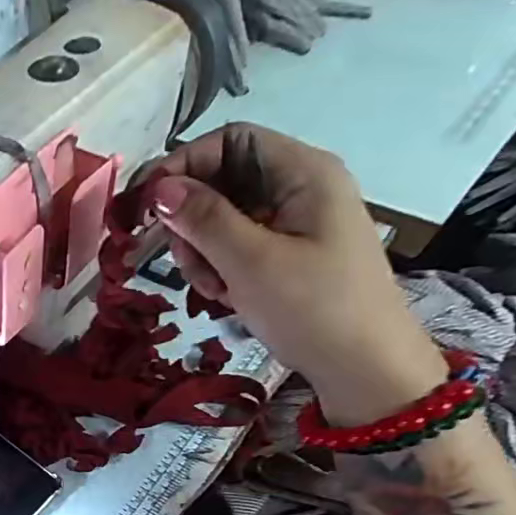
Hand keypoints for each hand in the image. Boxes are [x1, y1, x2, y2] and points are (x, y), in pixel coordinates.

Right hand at [139, 123, 445, 424]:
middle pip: (226, 183)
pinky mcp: (296, 261)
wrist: (369, 373)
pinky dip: (227, 271)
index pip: (230, 141)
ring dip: (207, 253)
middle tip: (186, 265)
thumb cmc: (314, 311)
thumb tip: (160, 188)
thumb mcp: (252, 262)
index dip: (183, 166)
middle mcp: (303, 190)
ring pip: (230, 222)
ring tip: (213, 292)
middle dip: (194, 222)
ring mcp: (301, 227)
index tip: (147, 206)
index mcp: (304, 172)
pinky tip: (227, 299)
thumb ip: (204, 219)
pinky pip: (246, 251)